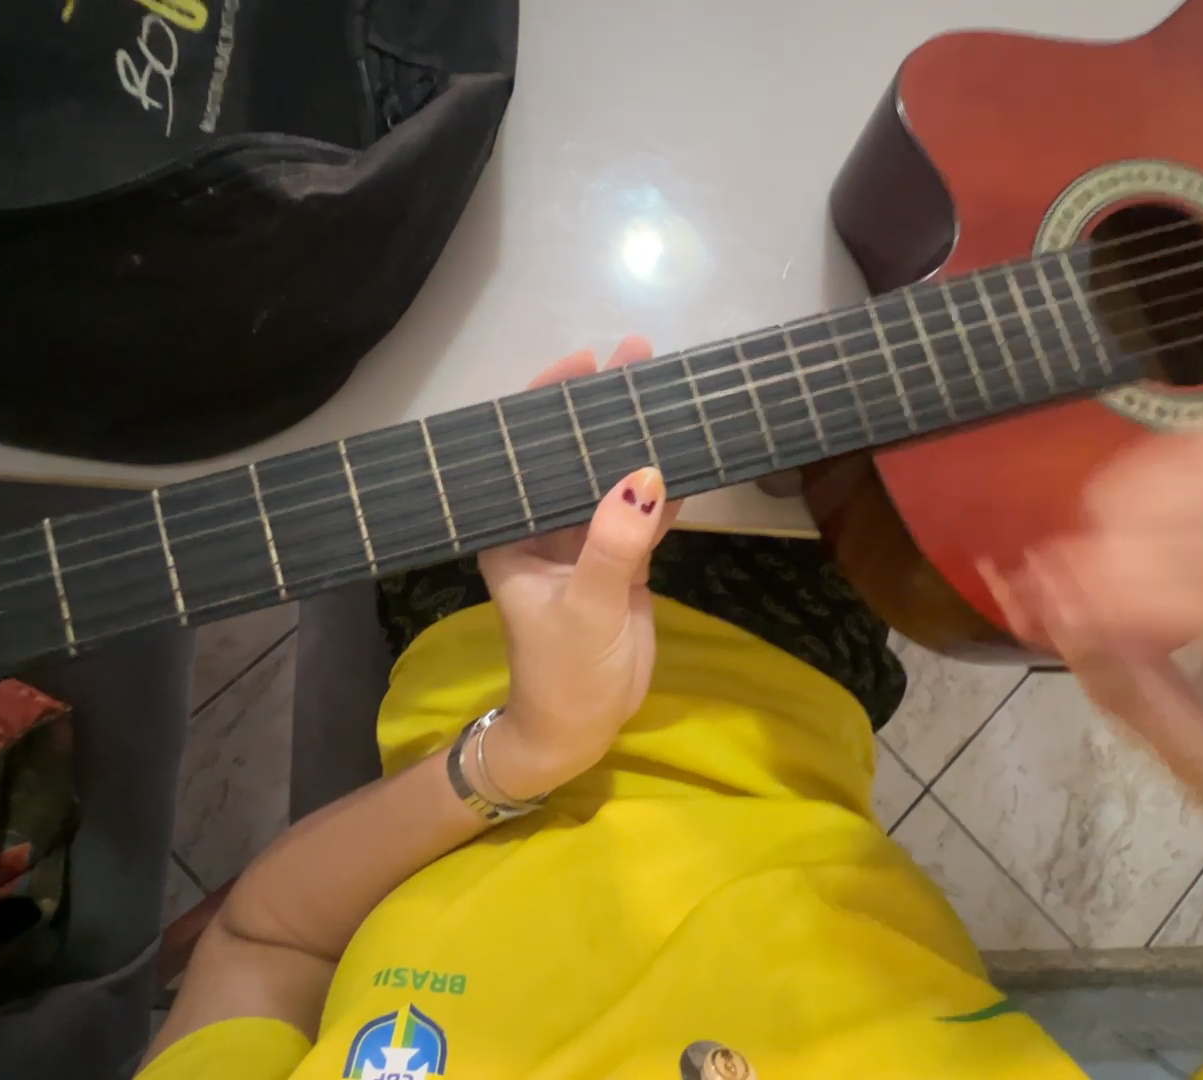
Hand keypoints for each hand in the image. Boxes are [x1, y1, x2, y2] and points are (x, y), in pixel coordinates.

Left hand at [476, 337, 683, 798]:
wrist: (582, 727)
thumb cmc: (566, 671)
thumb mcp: (587, 608)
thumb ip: (614, 546)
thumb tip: (647, 476)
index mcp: (515, 533)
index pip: (529, 458)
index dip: (551, 407)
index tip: (582, 363)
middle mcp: (546, 529)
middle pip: (575, 458)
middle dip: (603, 411)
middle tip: (635, 357)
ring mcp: (587, 543)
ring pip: (613, 480)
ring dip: (637, 441)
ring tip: (664, 389)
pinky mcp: (622, 562)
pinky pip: (644, 515)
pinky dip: (665, 487)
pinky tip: (686, 451)